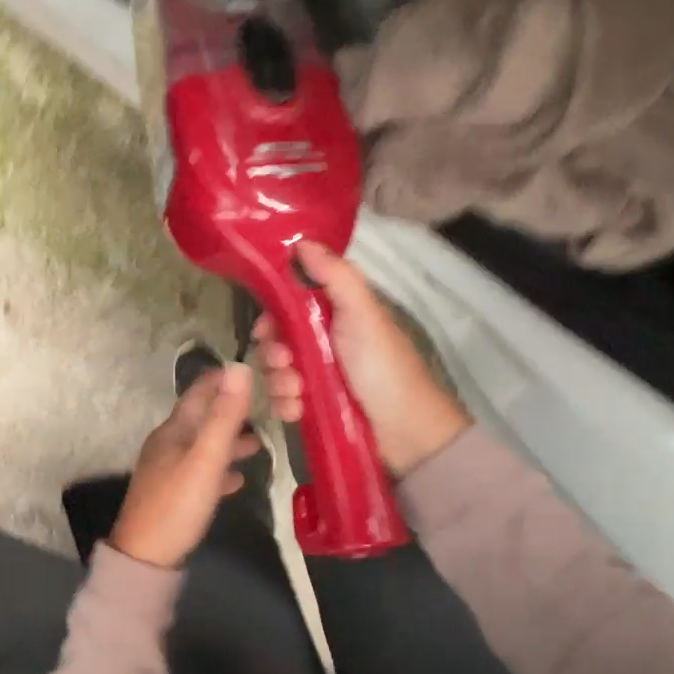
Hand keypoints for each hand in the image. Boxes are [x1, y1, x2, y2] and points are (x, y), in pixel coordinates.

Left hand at [109, 364, 260, 567]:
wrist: (145, 556)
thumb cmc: (177, 503)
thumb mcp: (206, 458)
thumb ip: (224, 416)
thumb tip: (239, 368)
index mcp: (175, 428)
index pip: (201, 390)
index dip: (227, 378)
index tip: (258, 371)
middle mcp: (170, 442)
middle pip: (204, 416)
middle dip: (234, 410)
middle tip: (268, 408)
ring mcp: (169, 467)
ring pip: (204, 444)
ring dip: (229, 440)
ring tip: (259, 443)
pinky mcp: (173, 492)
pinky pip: (200, 471)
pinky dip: (220, 468)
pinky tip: (238, 479)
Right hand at [254, 241, 469, 474]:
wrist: (406, 432)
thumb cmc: (385, 367)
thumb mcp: (364, 314)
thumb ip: (335, 276)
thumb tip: (302, 241)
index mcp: (334, 315)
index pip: (287, 305)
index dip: (272, 314)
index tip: (266, 326)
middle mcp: (321, 343)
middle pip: (274, 339)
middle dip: (273, 352)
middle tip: (286, 362)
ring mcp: (316, 377)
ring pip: (274, 372)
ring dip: (279, 381)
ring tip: (299, 391)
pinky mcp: (312, 407)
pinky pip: (281, 401)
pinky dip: (285, 405)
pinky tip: (299, 410)